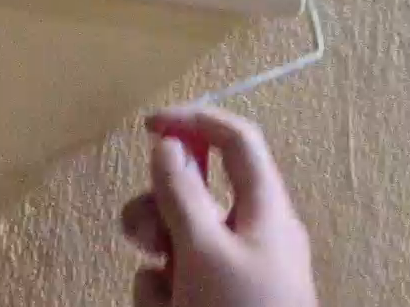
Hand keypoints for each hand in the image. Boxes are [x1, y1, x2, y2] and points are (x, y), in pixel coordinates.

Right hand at [119, 107, 319, 306]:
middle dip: (157, 205)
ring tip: (159, 293)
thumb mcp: (203, 251)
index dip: (194, 120)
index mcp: (265, 213)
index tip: (148, 127)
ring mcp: (229, 274)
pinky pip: (172, 277)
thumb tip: (167, 143)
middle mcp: (249, 236)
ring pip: (174, 234)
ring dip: (153, 257)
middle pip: (193, 189)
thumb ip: (180, 191)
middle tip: (144, 235)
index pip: (236, 140)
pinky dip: (160, 293)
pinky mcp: (210, 305)